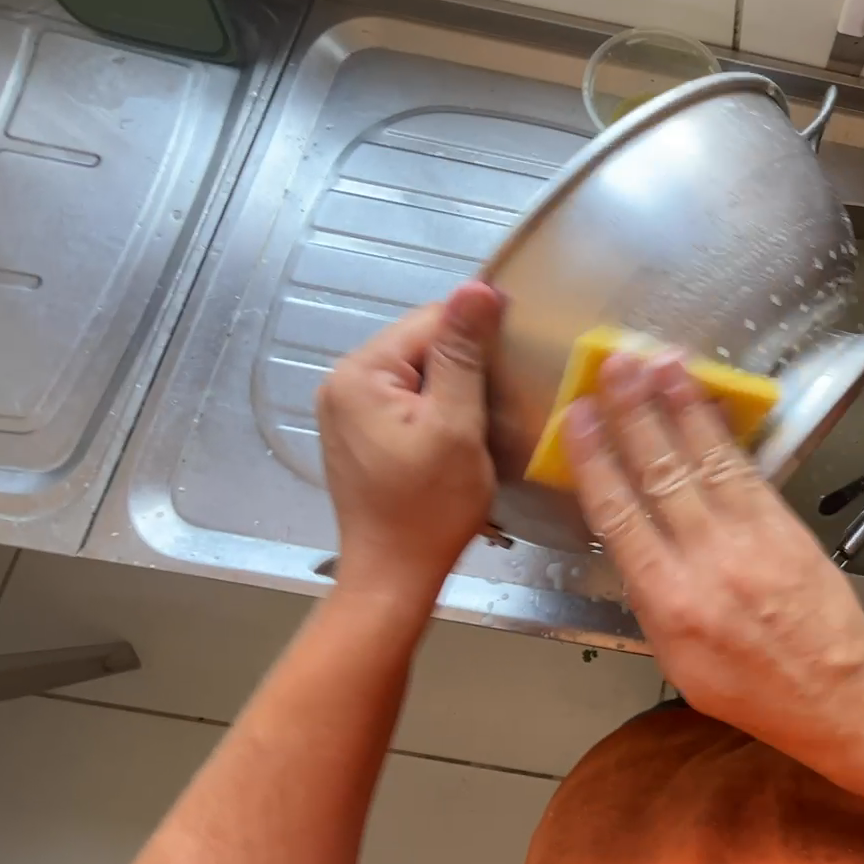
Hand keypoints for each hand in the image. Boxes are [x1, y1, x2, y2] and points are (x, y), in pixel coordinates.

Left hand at [315, 282, 503, 604]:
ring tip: (489, 410)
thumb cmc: (431, 506)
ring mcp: (348, 409)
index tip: (520, 356)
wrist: (396, 574)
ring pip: (419, 370)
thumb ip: (463, 355)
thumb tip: (477, 289)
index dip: (479, 332)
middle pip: (422, 343)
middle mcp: (344, 382)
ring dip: (458, 382)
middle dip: (467, 359)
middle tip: (507, 390)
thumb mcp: (456, 425)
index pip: (431, 321)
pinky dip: (440, 403)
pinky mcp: (361, 432)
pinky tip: (464, 426)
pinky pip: (409, 396)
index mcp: (360, 374)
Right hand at [562, 351, 863, 752]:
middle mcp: (705, 560)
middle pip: (660, 473)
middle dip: (634, 413)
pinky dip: (722, 430)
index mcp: (669, 602)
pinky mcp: (783, 523)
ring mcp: (749, 536)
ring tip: (659, 362)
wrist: (837, 693)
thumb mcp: (677, 664)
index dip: (595, 459)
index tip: (579, 417)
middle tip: (616, 365)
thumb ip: (650, 600)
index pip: (619, 515)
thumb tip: (631, 543)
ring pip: (704, 459)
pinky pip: (745, 468)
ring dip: (679, 406)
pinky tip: (705, 401)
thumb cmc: (752, 688)